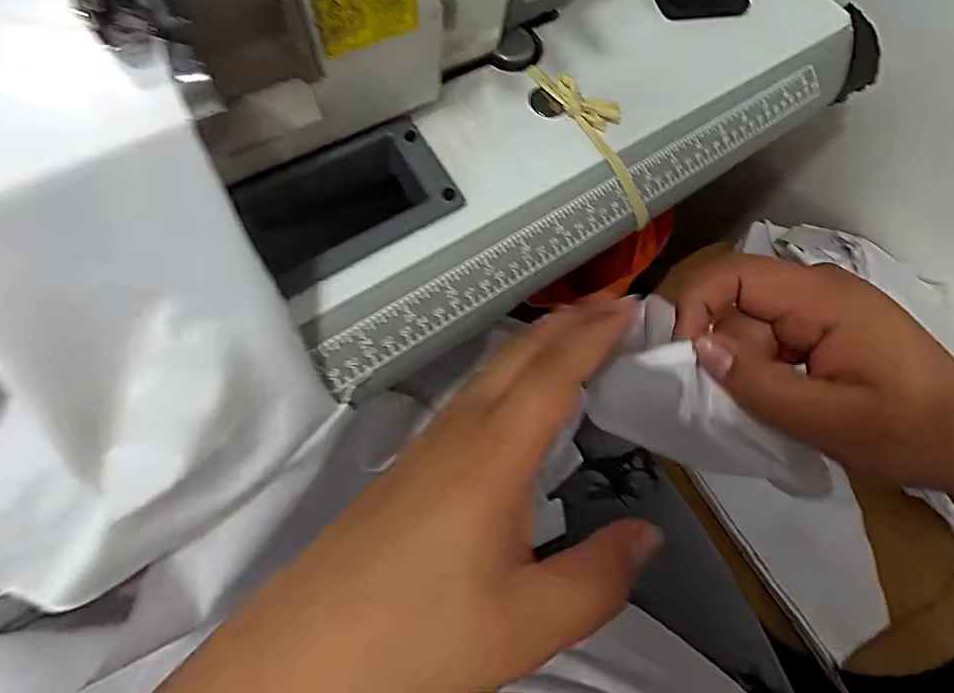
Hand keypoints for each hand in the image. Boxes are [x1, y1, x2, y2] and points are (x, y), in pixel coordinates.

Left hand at [162, 297, 661, 692]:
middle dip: (570, 320)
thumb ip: (597, 578)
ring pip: (494, 367)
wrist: (307, 649)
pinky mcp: (412, 459)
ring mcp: (430, 440)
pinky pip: (473, 390)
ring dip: (539, 341)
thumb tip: (646, 537)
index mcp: (494, 453)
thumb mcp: (525, 623)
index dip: (595, 333)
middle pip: (521, 353)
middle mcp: (460, 429)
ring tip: (575, 333)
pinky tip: (516, 393)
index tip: (629, 306)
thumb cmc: (417, 633)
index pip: (554, 373)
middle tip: (613, 304)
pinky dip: (511, 369)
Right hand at [670, 253, 953, 492]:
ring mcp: (826, 308)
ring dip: (751, 367)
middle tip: (743, 404)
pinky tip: (791, 404)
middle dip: (730, 351)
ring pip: (756, 326)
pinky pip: (776, 339)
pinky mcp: (830, 329)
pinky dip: (769, 371)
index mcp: (821, 295)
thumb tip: (698, 347)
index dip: (697, 303)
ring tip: (779, 412)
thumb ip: (758, 384)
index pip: (734, 274)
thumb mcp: (830, 419)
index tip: (684, 353)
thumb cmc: (911, 431)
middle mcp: (818, 288)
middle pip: (742, 304)